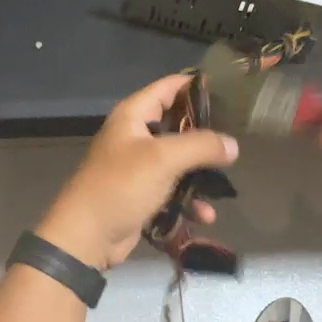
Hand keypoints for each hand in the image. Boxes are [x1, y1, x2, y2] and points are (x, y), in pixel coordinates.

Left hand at [36, 74, 238, 269]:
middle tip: (234, 142)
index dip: (195, 85)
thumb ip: (201, 145)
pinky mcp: (142, 196)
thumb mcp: (163, 159)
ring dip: (200, 177)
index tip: (229, 91)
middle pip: (178, 126)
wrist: (87, 236)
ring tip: (220, 189)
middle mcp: (135, 136)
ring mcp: (138, 167)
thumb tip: (233, 145)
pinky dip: (188, 202)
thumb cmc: (122, 185)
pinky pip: (173, 192)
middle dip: (205, 136)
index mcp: (133, 116)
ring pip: (179, 163)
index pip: (168, 87)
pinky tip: (203, 216)